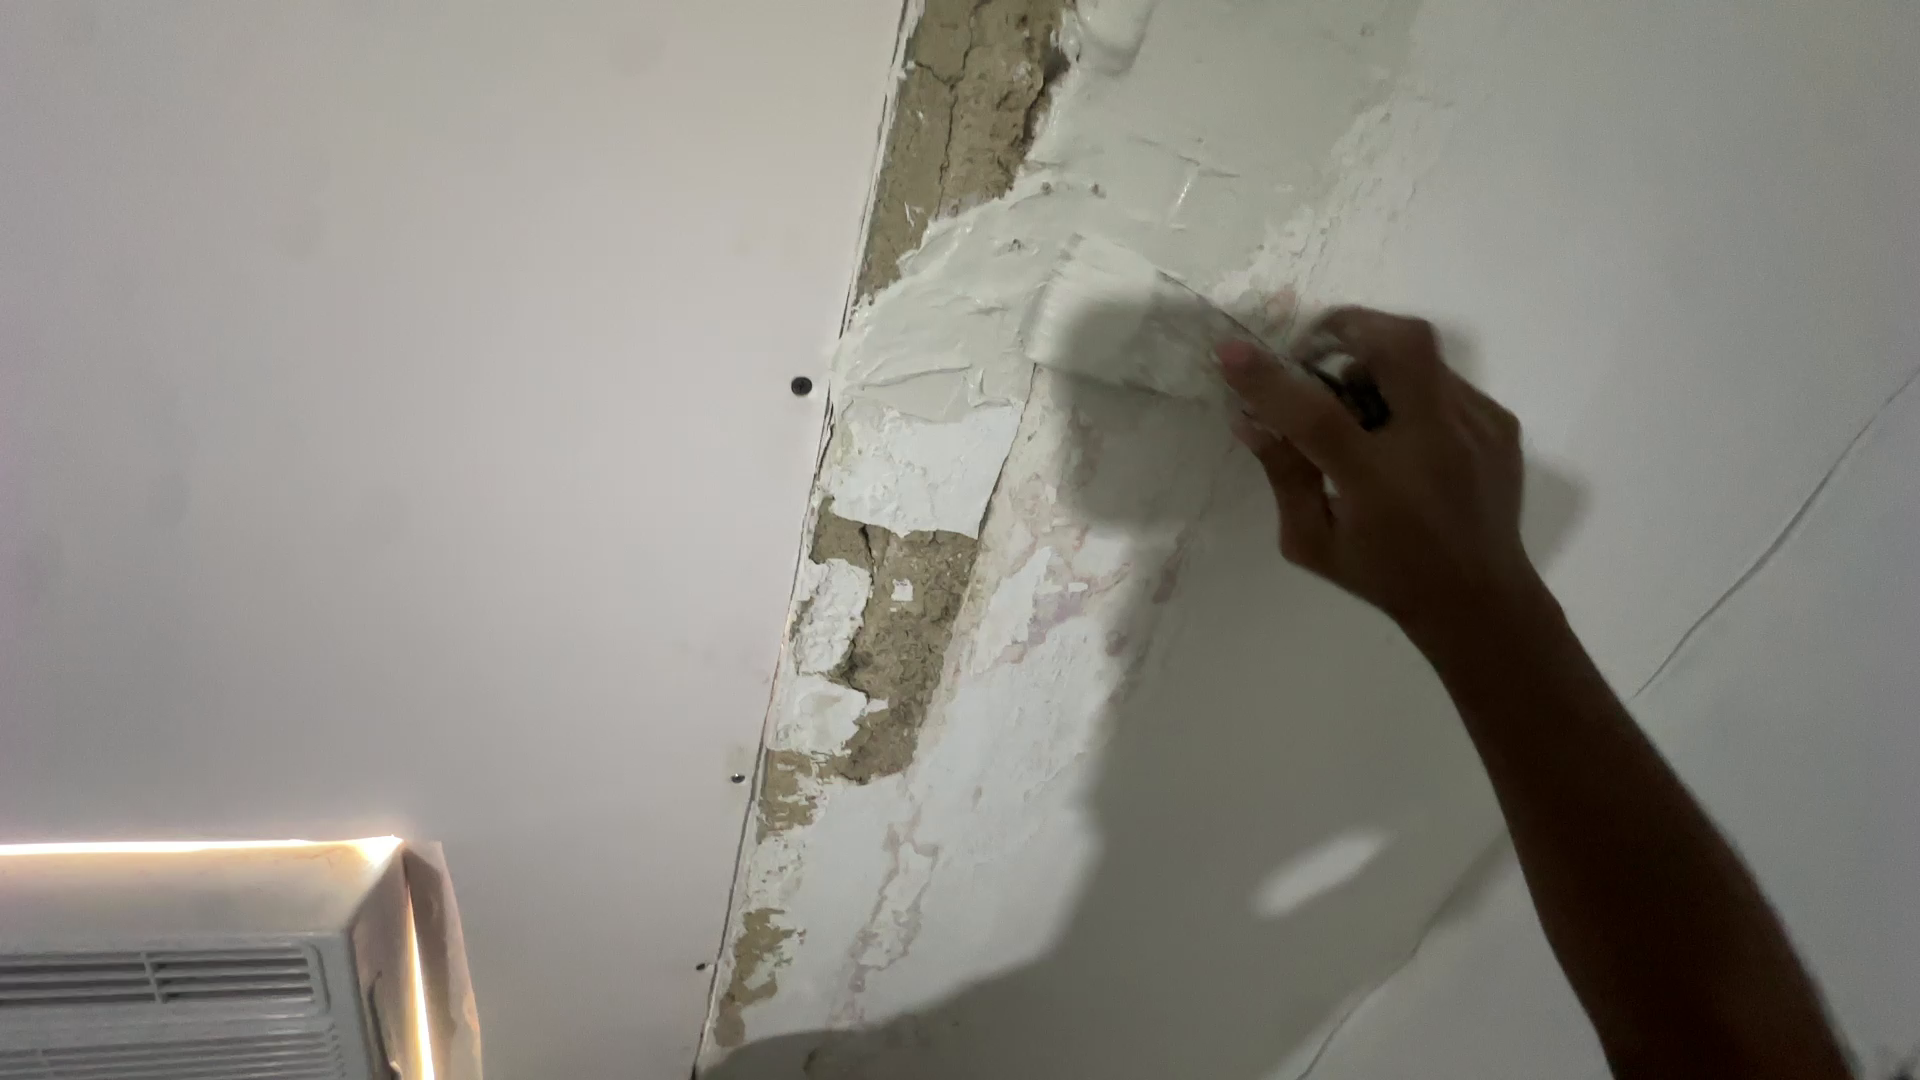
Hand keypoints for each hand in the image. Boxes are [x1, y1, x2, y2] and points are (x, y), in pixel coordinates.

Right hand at [1217, 307, 1539, 638]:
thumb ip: (1283, 476)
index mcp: (1378, 484)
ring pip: (1421, 356)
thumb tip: (1250, 421)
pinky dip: (1406, 390)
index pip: (1315, 416)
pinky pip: (1442, 382)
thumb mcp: (1310, 541)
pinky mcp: (1498, 423)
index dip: (1268, 380)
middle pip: (1400, 345)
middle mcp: (1435, 444)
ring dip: (1373, 362)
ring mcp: (1476, 427)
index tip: (1230, 352)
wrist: (1480, 598)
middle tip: (1311, 349)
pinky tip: (1396, 431)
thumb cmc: (1381, 575)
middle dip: (1347, 326)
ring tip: (1355, 405)